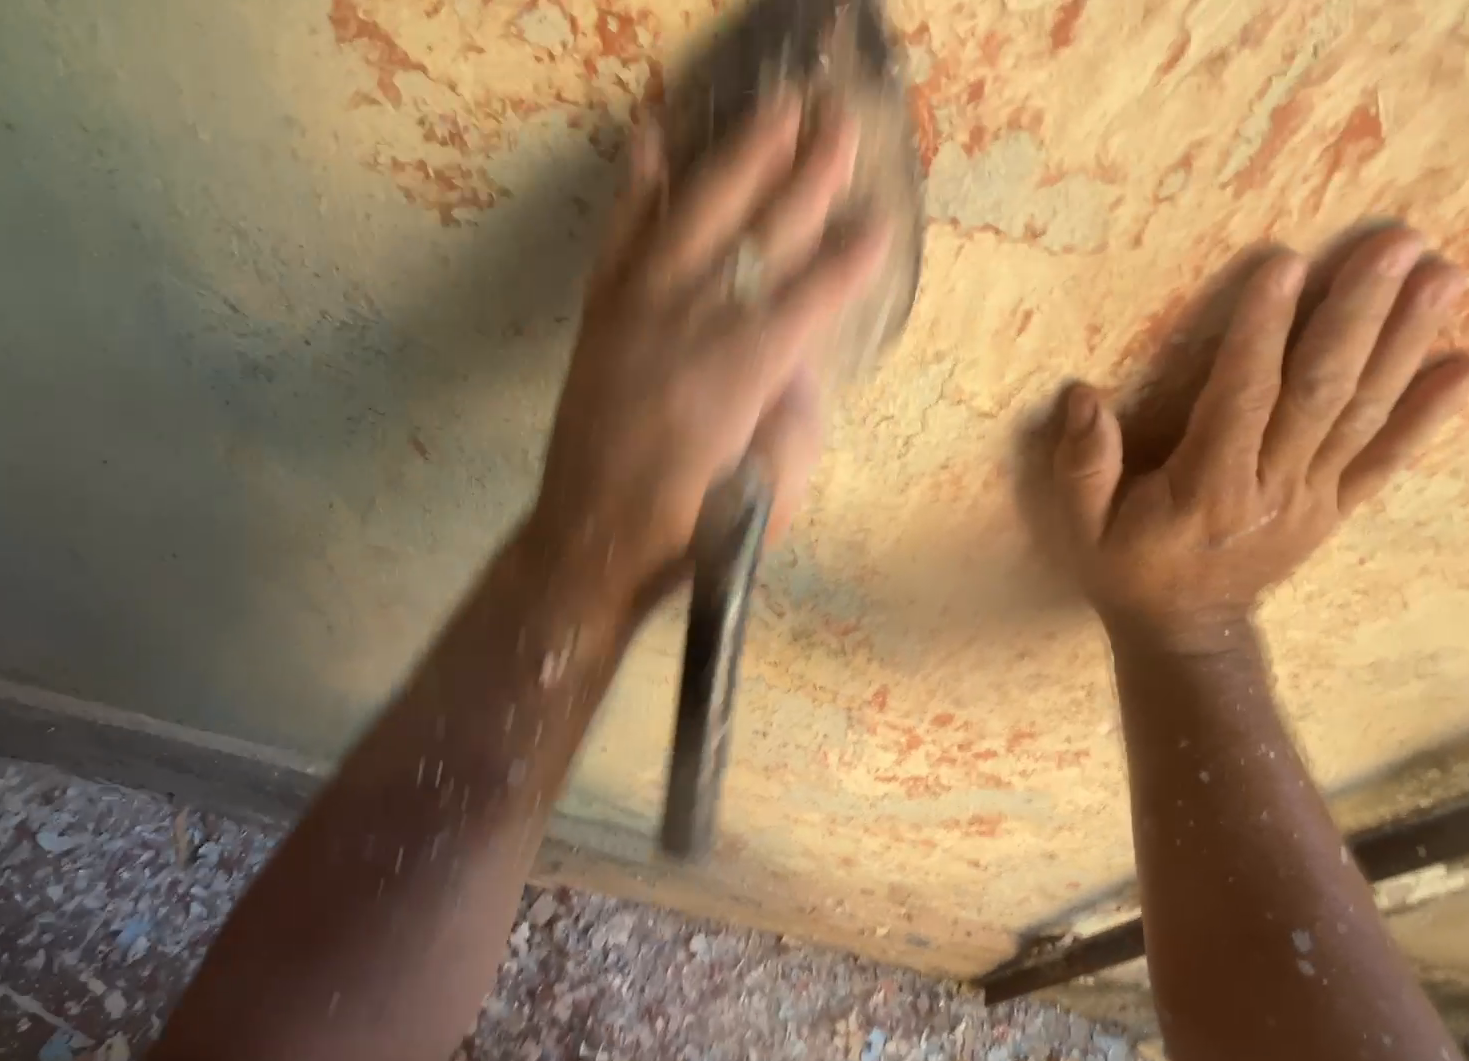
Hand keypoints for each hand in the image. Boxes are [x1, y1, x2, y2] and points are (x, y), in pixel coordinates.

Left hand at [529, 99, 889, 606]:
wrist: (587, 542)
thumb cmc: (685, 533)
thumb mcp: (765, 496)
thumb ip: (793, 420)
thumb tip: (801, 361)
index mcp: (737, 378)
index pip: (808, 301)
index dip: (849, 261)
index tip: (880, 223)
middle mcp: (687, 328)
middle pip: (758, 240)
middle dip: (806, 184)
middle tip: (842, 130)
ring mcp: (637, 313)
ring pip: (694, 217)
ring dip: (739, 159)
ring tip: (777, 109)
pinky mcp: (601, 316)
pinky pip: (621, 236)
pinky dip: (636, 185)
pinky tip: (652, 136)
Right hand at [1036, 227, 1468, 648]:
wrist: (1187, 634)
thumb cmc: (1128, 573)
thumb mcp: (1083, 528)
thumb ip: (1083, 465)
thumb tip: (1081, 396)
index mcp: (1207, 488)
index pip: (1241, 396)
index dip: (1261, 331)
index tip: (1285, 264)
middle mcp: (1271, 487)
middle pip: (1320, 393)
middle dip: (1358, 315)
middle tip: (1396, 244)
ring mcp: (1312, 499)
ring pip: (1362, 414)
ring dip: (1405, 343)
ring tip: (1445, 278)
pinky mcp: (1334, 509)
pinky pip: (1386, 460)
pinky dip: (1430, 416)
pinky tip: (1468, 367)